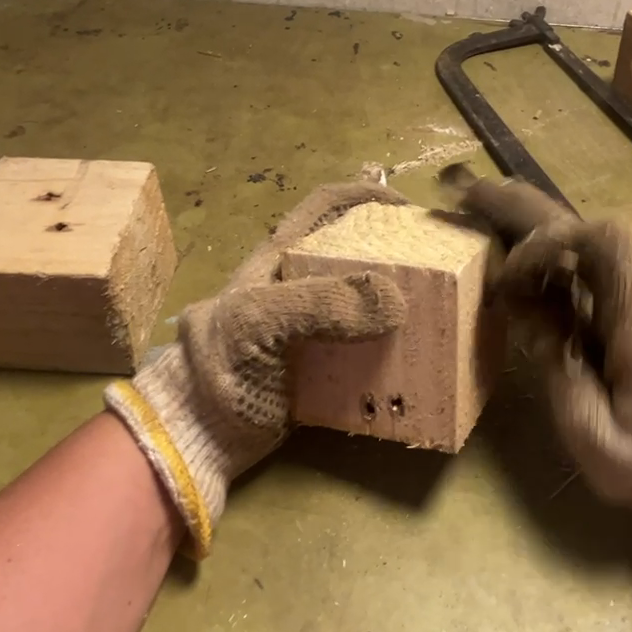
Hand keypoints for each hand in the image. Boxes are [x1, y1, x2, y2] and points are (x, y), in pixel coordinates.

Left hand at [105, 182, 408, 556]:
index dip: (365, 195)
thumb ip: (318, 304)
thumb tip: (393, 298)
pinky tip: (415, 359)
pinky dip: (390, 348)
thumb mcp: (259, 322)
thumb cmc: (217, 365)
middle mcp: (297, 286)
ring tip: (436, 308)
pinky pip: (363, 347)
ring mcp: (308, 328)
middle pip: (352, 252)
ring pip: (361, 300)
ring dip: (395, 300)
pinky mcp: (319, 367)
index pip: (324, 206)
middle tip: (435, 263)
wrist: (195, 435)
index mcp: (279, 259)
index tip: (409, 208)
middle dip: (392, 250)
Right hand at [456, 177, 631, 608]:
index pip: (604, 240)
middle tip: (467, 191)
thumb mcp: (589, 430)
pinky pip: (604, 265)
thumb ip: (556, 359)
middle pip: (591, 229)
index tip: (510, 277)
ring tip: (483, 213)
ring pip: (595, 246)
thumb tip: (522, 299)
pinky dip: (559, 256)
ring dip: (538, 234)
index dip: (547, 240)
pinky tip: (524, 258)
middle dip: (527, 213)